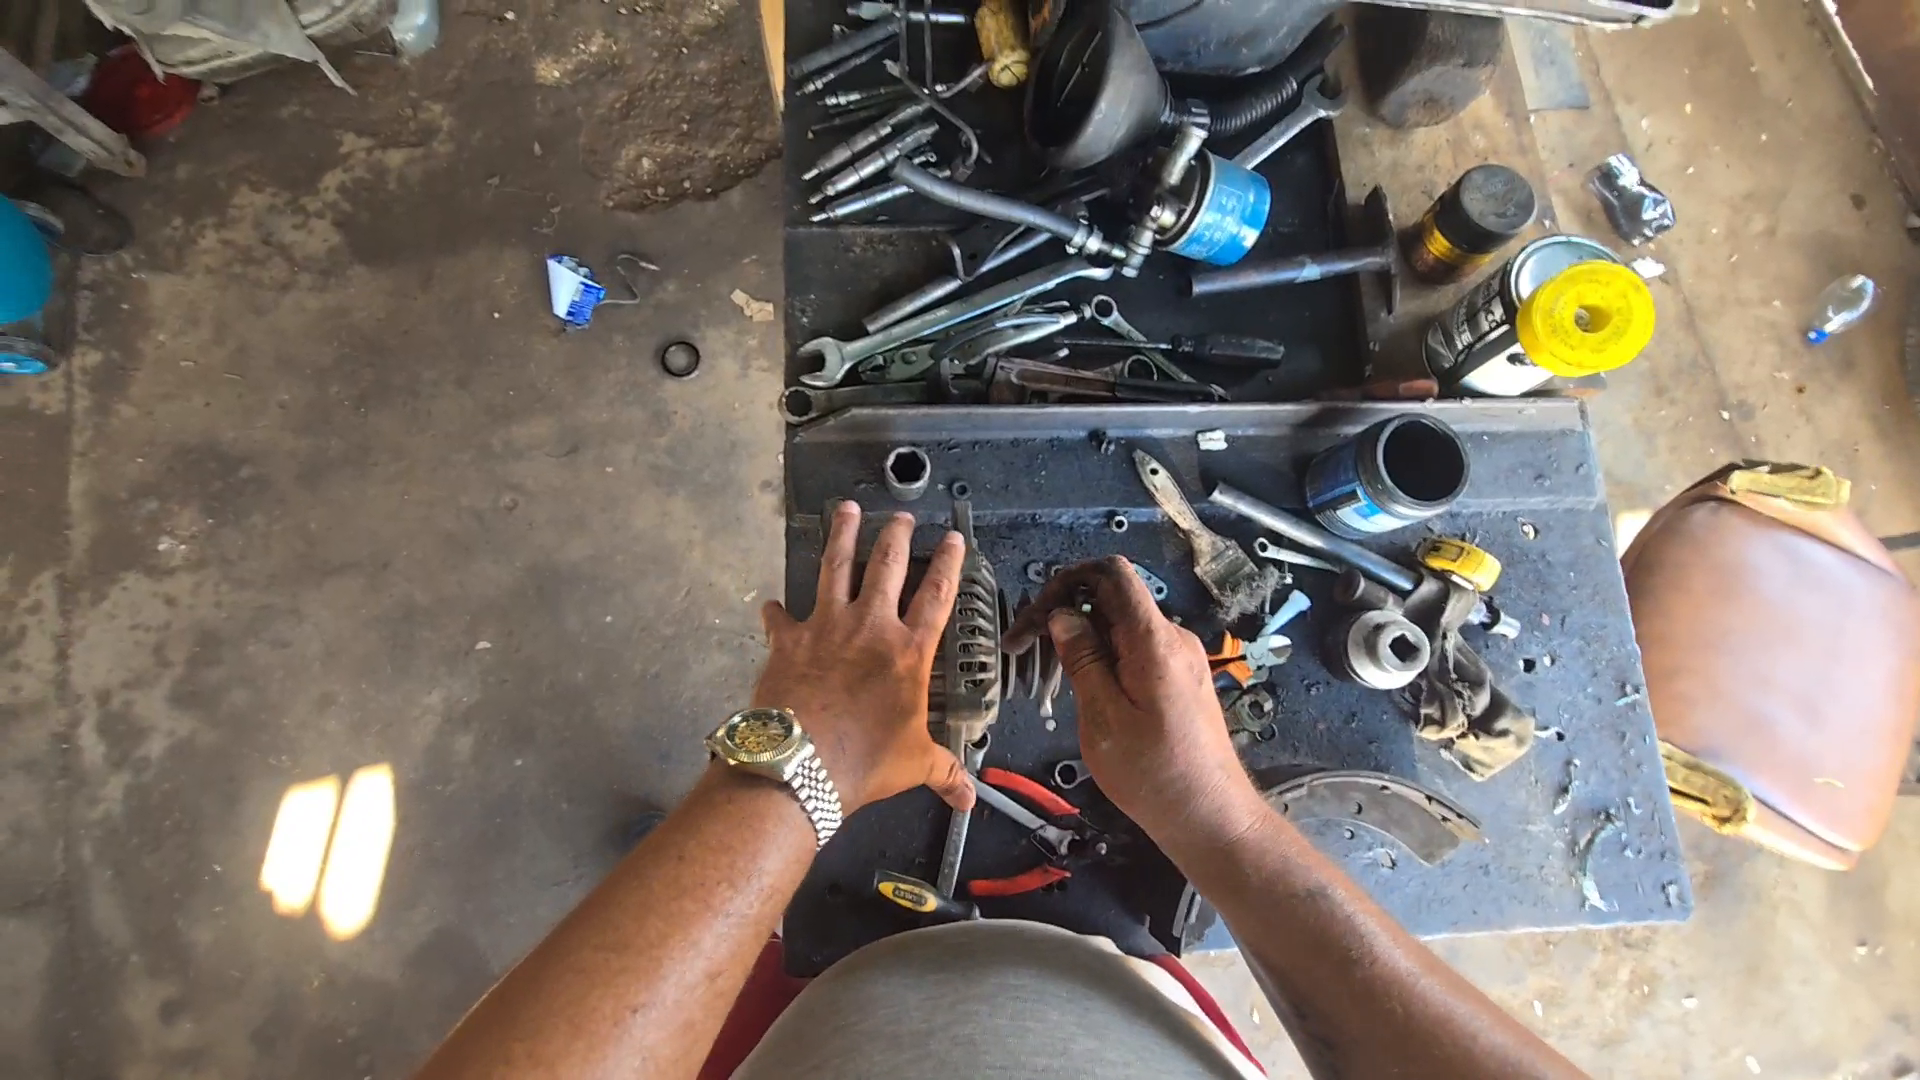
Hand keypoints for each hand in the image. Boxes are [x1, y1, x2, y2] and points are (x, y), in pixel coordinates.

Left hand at [754, 501, 974, 816]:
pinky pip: (780, 617)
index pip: (937, 595)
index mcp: (907, 651)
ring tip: (846, 509)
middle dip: (896, 535)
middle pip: (887, 565)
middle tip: (901, 516)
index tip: (953, 538)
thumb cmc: (865, 762)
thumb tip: (970, 797)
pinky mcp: (788, 638)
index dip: (949, 563)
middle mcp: (870, 627)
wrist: (800, 768)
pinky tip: (770, 605)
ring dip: (842, 534)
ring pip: (836, 566)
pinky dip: (775, 611)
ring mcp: (826, 626)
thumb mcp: (915, 763)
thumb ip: (945, 771)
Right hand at [1003, 556, 1265, 848]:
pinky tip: (1085, 688)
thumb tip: (1062, 616)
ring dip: (1082, 640)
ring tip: (1050, 676)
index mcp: (1153, 641)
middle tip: (1026, 650)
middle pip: (1112, 600)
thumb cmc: (1155, 774)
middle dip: (1066, 615)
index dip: (1068, 580)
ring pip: (1121, 627)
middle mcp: (1172, 638)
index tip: (1036, 615)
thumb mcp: (1103, 719)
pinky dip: (1103, 657)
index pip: (1112, 575)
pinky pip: (1135, 650)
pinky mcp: (1180, 677)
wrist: (1212, 818)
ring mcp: (1180, 657)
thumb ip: (1083, 660)